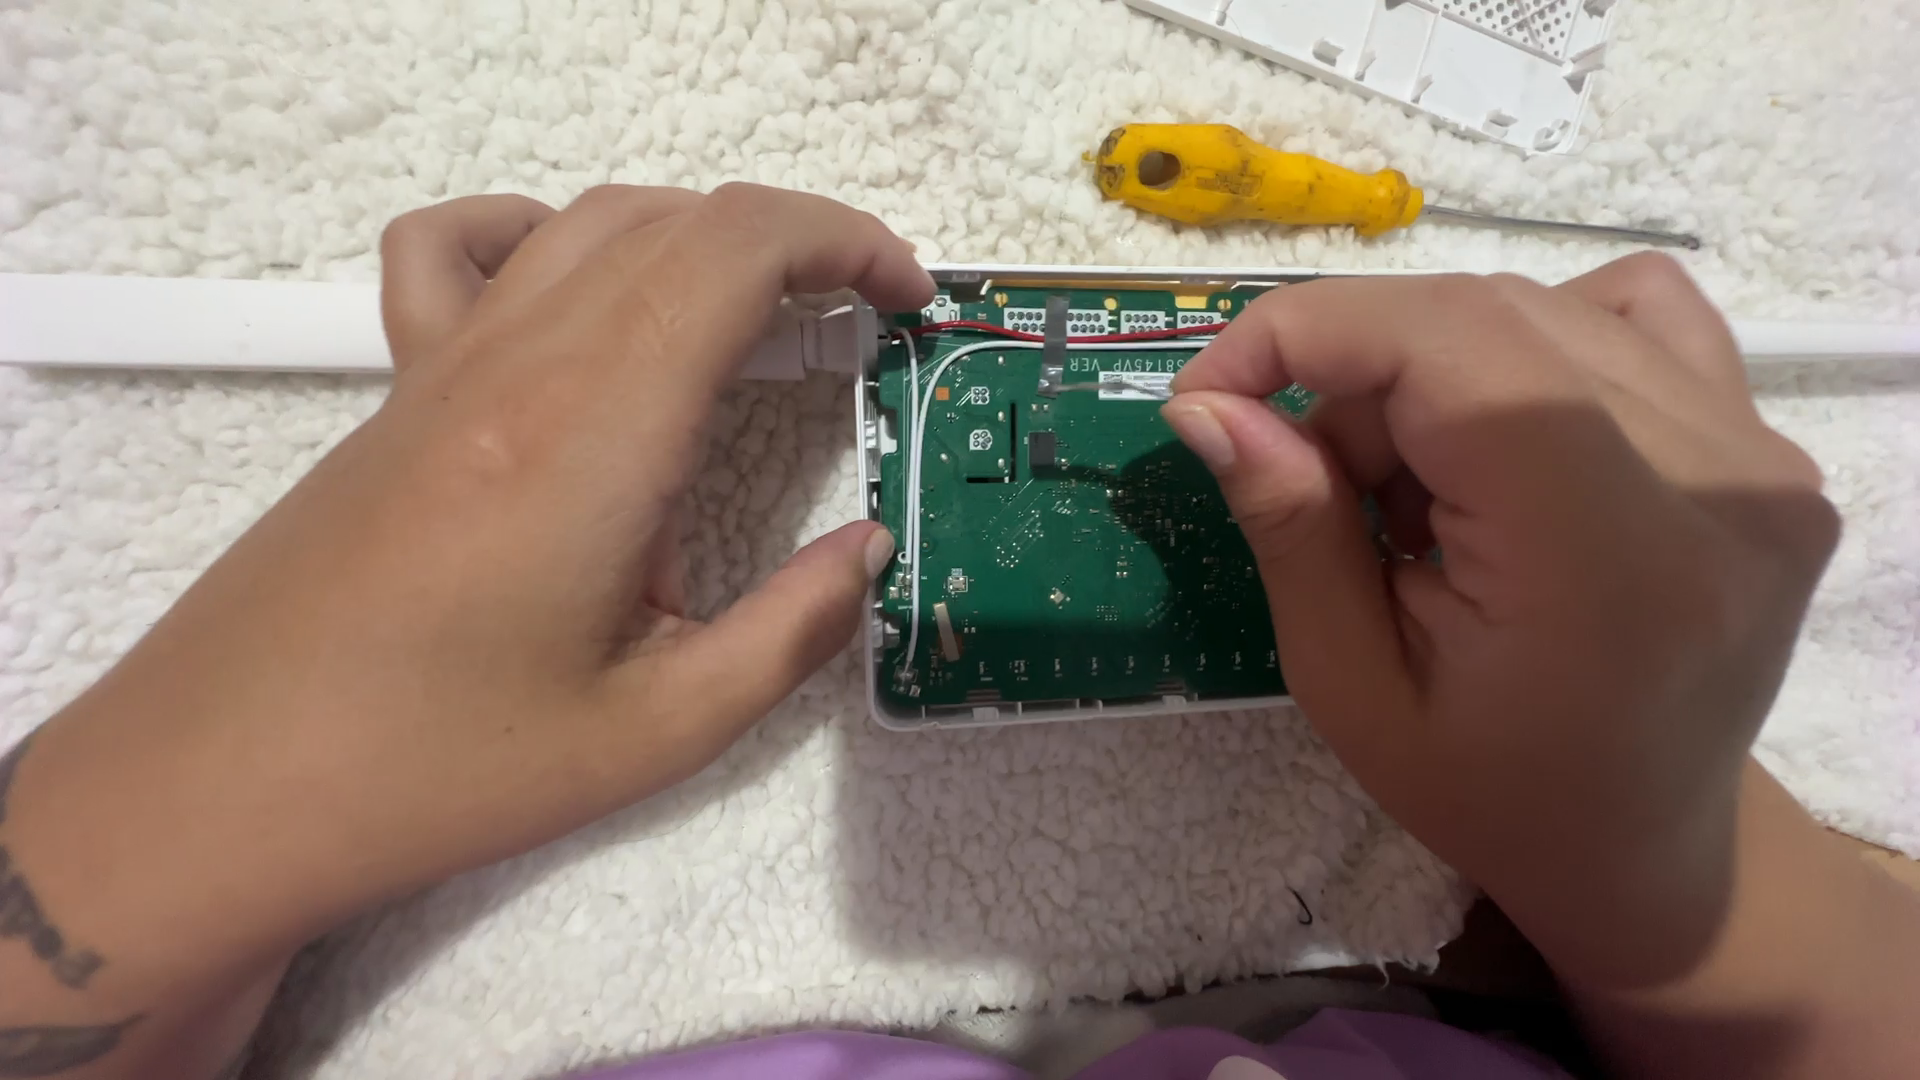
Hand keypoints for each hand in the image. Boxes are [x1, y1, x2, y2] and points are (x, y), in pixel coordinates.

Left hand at [10, 185, 929, 1005]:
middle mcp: (522, 366)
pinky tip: (592, 290)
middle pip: (682, 222)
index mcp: (597, 436)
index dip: (843, 244)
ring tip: (776, 306)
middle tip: (871, 309)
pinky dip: (551, 234)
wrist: (219, 791)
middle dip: (806, 240)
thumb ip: (793, 630)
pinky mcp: (401, 388)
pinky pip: (465, 251)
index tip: (908, 295)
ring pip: (595, 223)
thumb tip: (869, 551)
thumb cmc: (453, 767)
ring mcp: (447, 363)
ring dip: (710, 238)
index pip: (734, 255)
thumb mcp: (665, 728)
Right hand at [1164, 254, 1839, 988]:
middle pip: (1472, 316)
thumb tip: (1204, 408)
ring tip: (1400, 496)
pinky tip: (1479, 439)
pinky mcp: (1750, 430)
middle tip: (1306, 483)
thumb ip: (1288, 526)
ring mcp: (1754, 440)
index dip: (1296, 335)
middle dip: (1342, 379)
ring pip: (1521, 308)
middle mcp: (1715, 470)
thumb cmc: (1476, 785)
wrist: (1632, 836)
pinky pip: (1608, 313)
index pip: (1445, 344)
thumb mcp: (1342, 679)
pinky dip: (1501, 352)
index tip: (1202, 398)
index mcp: (1606, 553)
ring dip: (1410, 383)